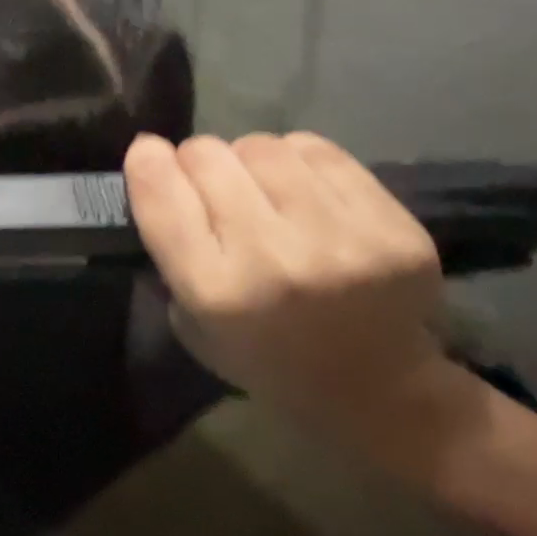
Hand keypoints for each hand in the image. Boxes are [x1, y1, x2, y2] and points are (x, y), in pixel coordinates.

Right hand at [124, 132, 447, 424]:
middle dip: (198, 163)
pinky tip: (303, 189)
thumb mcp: (189, 319)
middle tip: (212, 184)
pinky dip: (298, 161)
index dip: (146, 160)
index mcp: (214, 289)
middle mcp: (273, 258)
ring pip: (260, 145)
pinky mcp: (390, 225)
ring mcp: (338, 239)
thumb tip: (157, 168)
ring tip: (261, 187)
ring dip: (249, 160)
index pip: (161, 190)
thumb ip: (170, 245)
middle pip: (207, 155)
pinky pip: (318, 151)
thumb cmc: (262, 356)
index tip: (149, 154)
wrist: (378, 390)